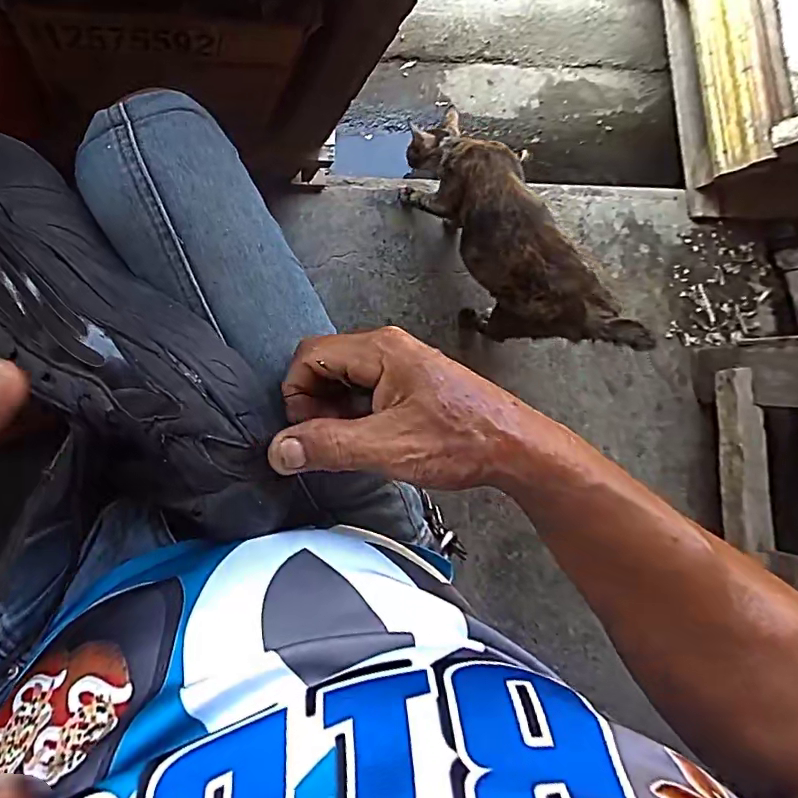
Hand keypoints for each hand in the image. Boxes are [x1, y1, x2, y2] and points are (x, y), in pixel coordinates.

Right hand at [269, 326, 579, 490]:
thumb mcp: (388, 449)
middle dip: (313, 403)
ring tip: (353, 442)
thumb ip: (329, 447)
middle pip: (322, 364)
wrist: (516, 448)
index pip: (308, 356)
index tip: (305, 430)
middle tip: (327, 438)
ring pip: (341, 378)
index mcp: (380, 350)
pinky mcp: (406, 382)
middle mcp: (387, 348)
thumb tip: (282, 449)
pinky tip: (371, 439)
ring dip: (334, 411)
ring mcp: (398, 364)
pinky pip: (362, 389)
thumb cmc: (466, 440)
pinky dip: (354, 413)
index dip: (296, 395)